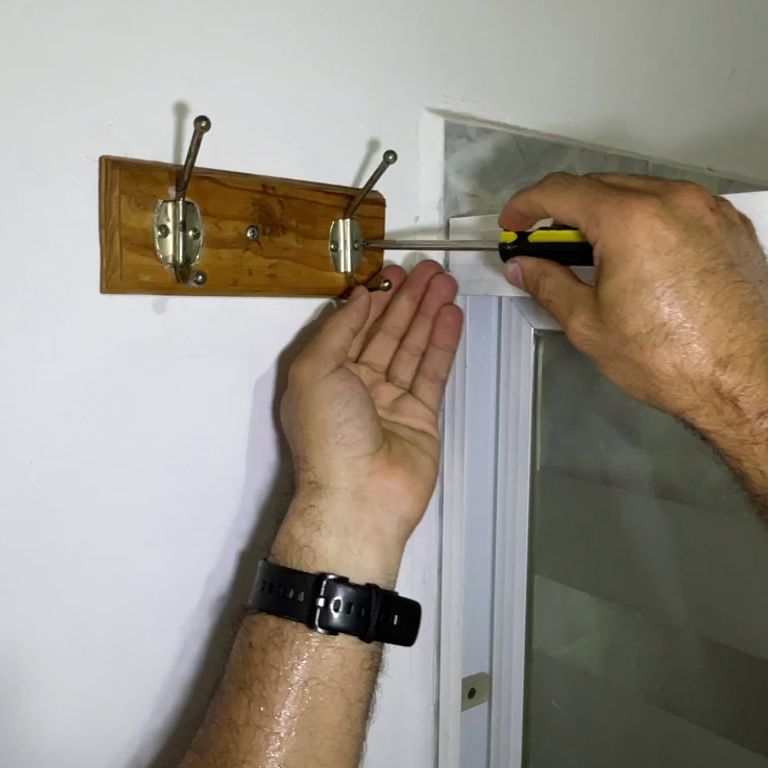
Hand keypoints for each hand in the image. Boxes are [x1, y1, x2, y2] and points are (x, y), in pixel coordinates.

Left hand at [272, 261, 463, 588]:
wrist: (359, 497)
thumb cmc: (329, 435)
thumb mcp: (315, 370)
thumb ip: (338, 329)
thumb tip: (357, 298)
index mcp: (325, 375)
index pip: (353, 327)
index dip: (373, 298)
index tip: (393, 272)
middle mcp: (356, 386)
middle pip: (386, 333)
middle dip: (407, 300)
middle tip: (429, 270)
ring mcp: (390, 402)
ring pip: (412, 348)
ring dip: (428, 314)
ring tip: (446, 283)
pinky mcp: (420, 417)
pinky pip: (432, 372)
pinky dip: (442, 343)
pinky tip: (451, 316)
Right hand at [500, 172, 767, 435]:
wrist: (751, 383)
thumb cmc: (669, 359)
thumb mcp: (590, 325)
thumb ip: (548, 284)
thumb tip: (523, 266)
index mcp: (632, 220)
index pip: (561, 191)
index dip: (526, 205)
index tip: (512, 225)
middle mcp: (674, 200)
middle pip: (600, 184)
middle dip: (565, 209)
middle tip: (546, 244)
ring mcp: (710, 209)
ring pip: (641, 190)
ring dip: (607, 211)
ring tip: (593, 253)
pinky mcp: (733, 227)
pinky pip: (677, 206)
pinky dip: (648, 219)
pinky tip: (640, 256)